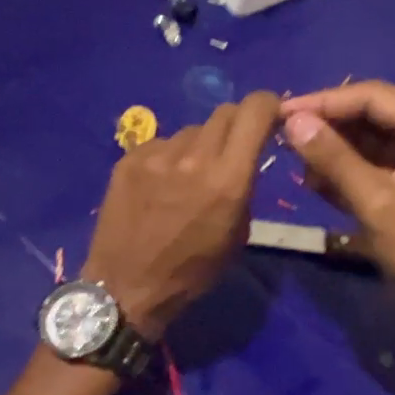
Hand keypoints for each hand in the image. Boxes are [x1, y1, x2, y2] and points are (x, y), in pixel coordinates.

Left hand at [83, 91, 278, 336]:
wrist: (126, 288)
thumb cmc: (190, 274)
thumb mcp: (236, 237)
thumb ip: (244, 190)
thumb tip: (242, 163)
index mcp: (229, 179)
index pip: (256, 110)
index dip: (267, 106)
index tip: (268, 117)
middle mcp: (195, 157)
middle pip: (224, 113)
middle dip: (234, 127)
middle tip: (228, 152)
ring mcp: (157, 156)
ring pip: (190, 131)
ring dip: (197, 146)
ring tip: (186, 178)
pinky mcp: (128, 160)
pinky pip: (159, 145)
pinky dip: (166, 159)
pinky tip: (157, 187)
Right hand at [280, 82, 394, 309]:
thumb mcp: (374, 201)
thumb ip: (333, 158)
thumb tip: (292, 121)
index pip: (375, 97)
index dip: (325, 102)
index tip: (281, 112)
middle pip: (370, 113)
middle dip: (327, 126)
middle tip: (282, 137)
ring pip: (366, 137)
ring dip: (331, 150)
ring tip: (296, 165)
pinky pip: (369, 161)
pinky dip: (342, 169)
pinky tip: (314, 182)